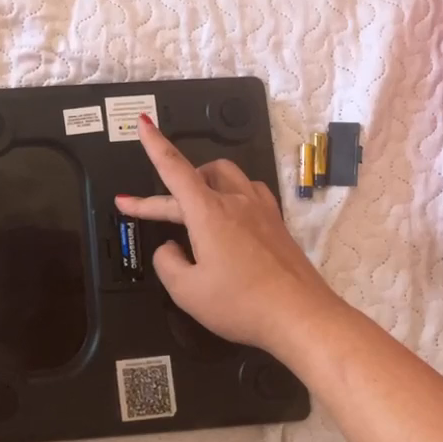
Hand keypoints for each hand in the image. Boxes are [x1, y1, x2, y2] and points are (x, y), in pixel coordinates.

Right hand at [116, 115, 341, 358]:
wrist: (302, 317)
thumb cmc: (242, 304)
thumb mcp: (187, 292)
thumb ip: (167, 263)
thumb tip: (169, 248)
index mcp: (208, 212)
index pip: (173, 168)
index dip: (155, 145)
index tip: (143, 124)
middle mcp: (234, 201)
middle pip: (194, 178)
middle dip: (164, 194)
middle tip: (141, 210)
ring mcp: (260, 209)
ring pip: (226, 175)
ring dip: (203, 182)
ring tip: (191, 206)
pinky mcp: (276, 223)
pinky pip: (248, 191)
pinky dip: (231, 194)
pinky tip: (230, 215)